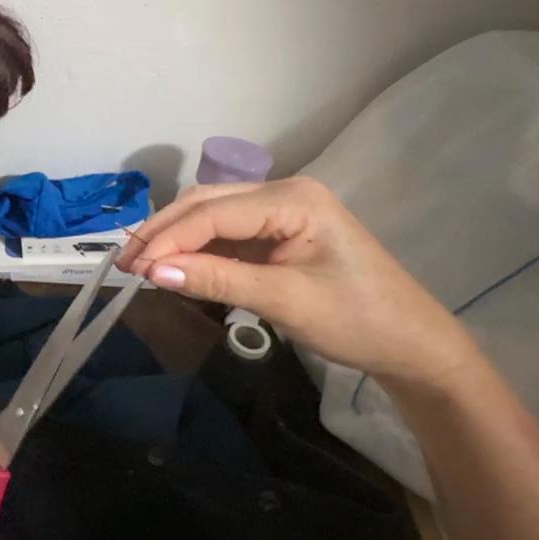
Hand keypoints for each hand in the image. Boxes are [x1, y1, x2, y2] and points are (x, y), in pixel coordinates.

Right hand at [116, 177, 475, 389]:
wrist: (412, 346)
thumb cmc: (358, 320)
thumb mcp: (285, 301)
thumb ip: (218, 281)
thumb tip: (153, 272)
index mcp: (292, 199)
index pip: (212, 213)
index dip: (169, 240)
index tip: (133, 270)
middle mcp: (283, 193)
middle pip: (206, 205)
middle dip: (163, 233)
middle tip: (125, 265)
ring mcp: (280, 213)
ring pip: (211, 217)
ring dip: (176, 241)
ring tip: (142, 268)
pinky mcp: (276, 234)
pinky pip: (225, 236)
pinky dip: (197, 252)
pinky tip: (175, 268)